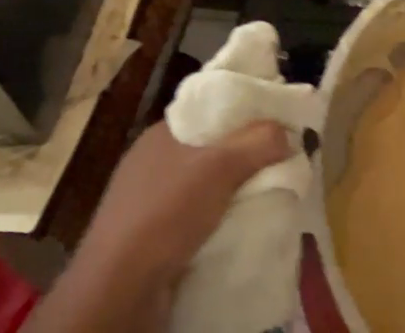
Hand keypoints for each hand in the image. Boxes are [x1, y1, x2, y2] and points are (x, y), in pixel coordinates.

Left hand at [85, 120, 294, 284]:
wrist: (118, 292)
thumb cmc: (165, 214)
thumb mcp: (219, 166)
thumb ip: (257, 141)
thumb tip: (286, 132)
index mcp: (162, 135)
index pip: (211, 112)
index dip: (246, 115)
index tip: (278, 126)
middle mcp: (153, 163)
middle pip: (213, 150)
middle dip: (246, 159)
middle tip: (281, 166)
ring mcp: (149, 203)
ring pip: (207, 188)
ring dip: (234, 195)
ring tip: (268, 199)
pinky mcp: (152, 240)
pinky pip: (198, 220)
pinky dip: (219, 223)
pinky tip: (240, 229)